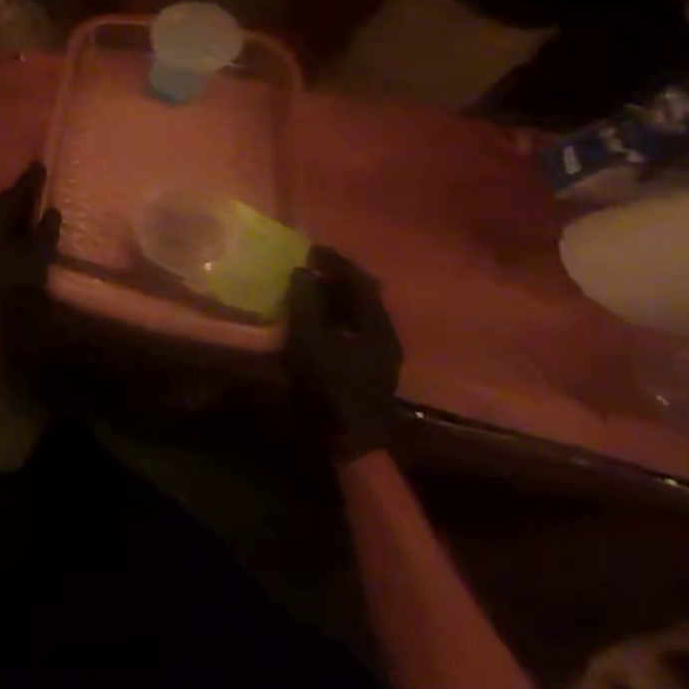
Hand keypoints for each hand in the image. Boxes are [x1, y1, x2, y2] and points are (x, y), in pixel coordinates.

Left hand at [0, 163, 61, 327]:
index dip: (28, 180)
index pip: (12, 194)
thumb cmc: (15, 284)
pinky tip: (18, 224)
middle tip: (35, 179)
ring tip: (30, 198)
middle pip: (1, 202)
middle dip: (19, 190)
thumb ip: (45, 230)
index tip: (40, 165)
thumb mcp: (37, 256)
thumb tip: (52, 210)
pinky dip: (8, 220)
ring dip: (12, 205)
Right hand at [284, 247, 402, 459]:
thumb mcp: (309, 341)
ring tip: (309, 284)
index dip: (336, 262)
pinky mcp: (368, 367)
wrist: (346, 440)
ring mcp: (379, 354)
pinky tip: (317, 315)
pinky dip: (336, 312)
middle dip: (338, 276)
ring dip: (337, 294)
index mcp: (377, 327)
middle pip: (365, 296)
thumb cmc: (327, 386)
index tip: (311, 248)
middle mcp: (385, 336)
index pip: (361, 282)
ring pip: (360, 312)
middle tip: (309, 263)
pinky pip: (354, 326)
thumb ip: (307, 304)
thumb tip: (303, 271)